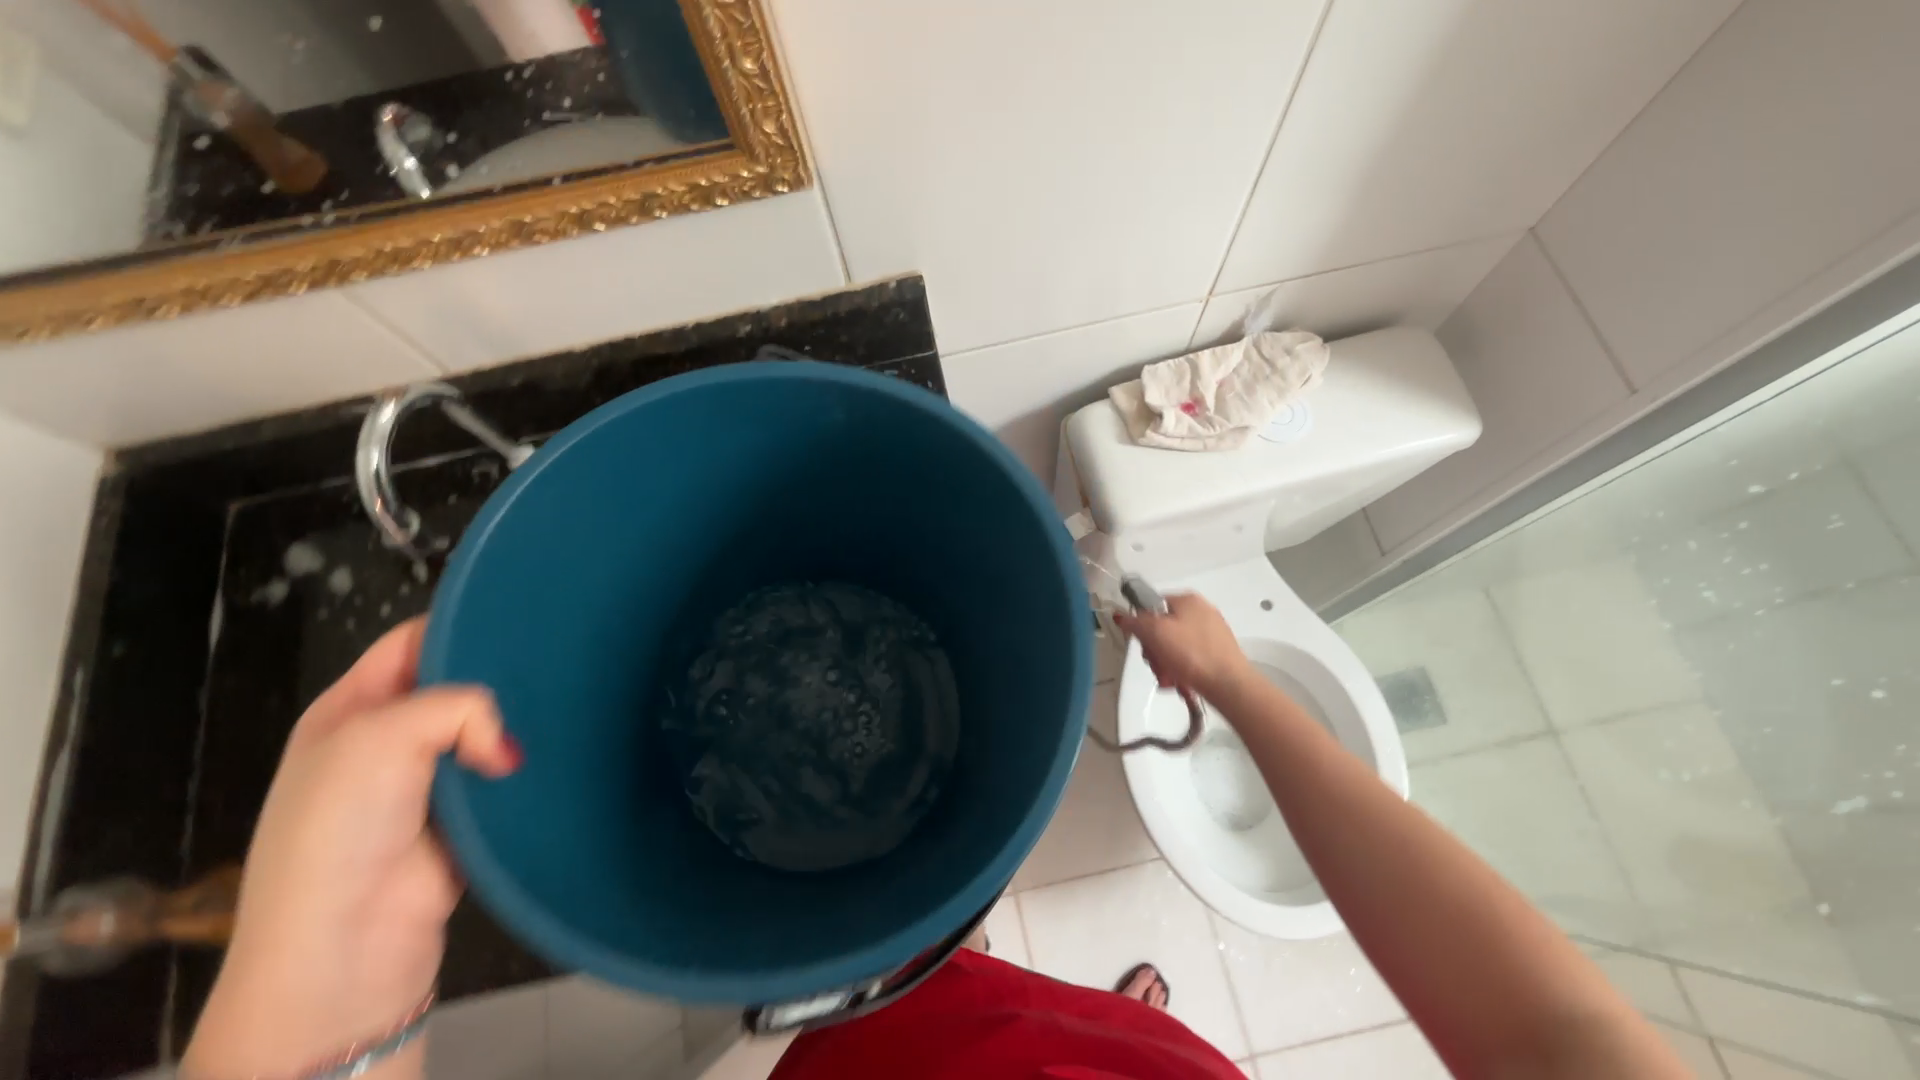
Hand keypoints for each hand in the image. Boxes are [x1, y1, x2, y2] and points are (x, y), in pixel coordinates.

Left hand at [184, 618, 520, 1077]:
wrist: (346, 940)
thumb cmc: (342, 826)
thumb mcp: (379, 737)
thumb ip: (455, 707)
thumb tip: (504, 748)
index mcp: (352, 709)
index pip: (411, 644)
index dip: (459, 627)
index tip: (521, 616)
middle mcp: (390, 740)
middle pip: (457, 687)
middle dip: (501, 676)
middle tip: (560, 660)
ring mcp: (430, 783)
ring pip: (486, 733)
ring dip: (517, 727)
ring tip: (573, 703)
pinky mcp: (468, 820)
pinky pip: (504, 780)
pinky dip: (527, 770)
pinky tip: (564, 752)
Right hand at [1113, 593, 1250, 697]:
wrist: (1228, 684)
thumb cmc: (1190, 653)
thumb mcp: (1155, 632)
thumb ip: (1134, 622)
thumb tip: (1120, 615)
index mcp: (1187, 599)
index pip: (1152, 606)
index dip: (1142, 626)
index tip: (1143, 645)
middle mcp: (1201, 611)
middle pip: (1163, 628)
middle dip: (1155, 650)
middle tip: (1156, 666)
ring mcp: (1212, 632)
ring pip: (1175, 645)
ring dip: (1165, 663)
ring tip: (1169, 678)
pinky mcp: (1219, 652)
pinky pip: (1190, 657)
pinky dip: (1181, 669)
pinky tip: (1180, 681)